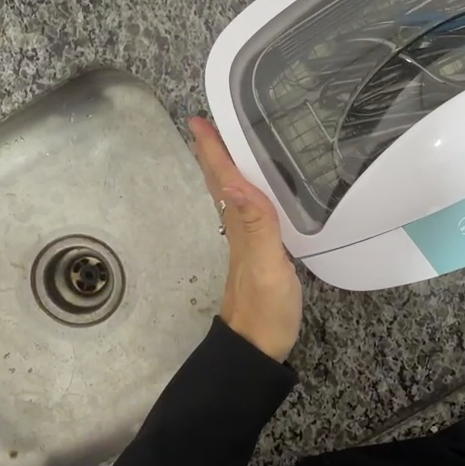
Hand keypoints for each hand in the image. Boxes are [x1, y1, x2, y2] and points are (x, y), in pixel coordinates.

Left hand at [188, 117, 302, 361]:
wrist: (258, 346)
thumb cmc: (265, 308)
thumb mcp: (266, 266)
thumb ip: (256, 224)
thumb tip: (237, 182)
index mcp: (239, 225)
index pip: (225, 179)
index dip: (213, 149)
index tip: (198, 119)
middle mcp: (238, 227)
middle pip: (222, 183)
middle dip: (214, 152)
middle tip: (209, 123)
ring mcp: (246, 241)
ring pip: (233, 195)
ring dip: (227, 168)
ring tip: (228, 145)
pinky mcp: (259, 252)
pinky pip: (248, 210)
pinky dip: (247, 190)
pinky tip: (255, 191)